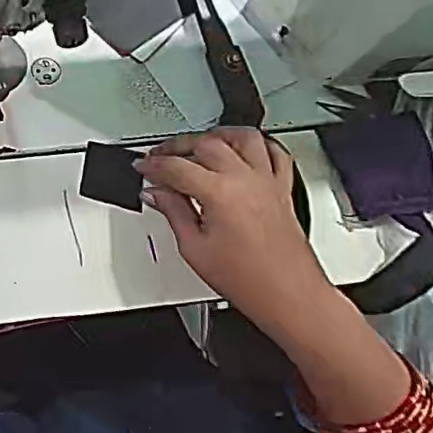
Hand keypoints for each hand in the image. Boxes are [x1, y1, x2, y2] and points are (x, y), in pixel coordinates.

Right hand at [134, 129, 332, 333]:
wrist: (289, 297)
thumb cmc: (249, 280)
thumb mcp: (194, 248)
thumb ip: (173, 212)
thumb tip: (157, 194)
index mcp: (220, 193)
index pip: (176, 167)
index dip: (152, 165)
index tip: (143, 167)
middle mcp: (246, 180)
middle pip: (205, 143)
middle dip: (177, 146)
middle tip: (161, 157)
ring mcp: (268, 182)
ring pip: (243, 138)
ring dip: (217, 135)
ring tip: (199, 142)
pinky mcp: (283, 190)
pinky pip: (276, 154)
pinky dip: (259, 146)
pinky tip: (244, 150)